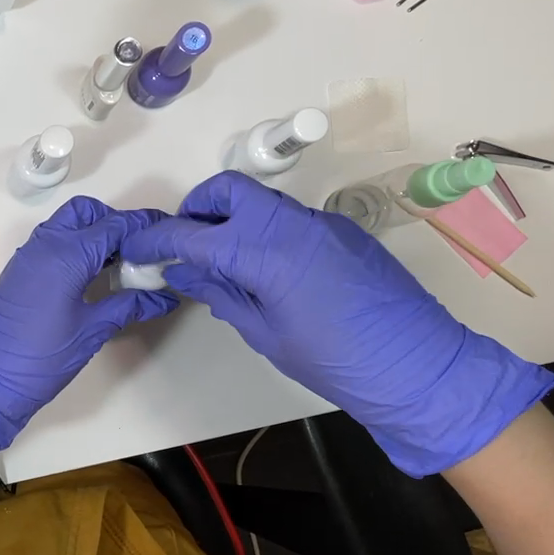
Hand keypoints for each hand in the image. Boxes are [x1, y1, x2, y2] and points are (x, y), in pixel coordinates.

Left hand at [0, 197, 178, 451]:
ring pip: (66, 224)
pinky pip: (51, 241)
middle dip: (114, 222)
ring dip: (92, 232)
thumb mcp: (92, 331)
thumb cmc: (43, 357)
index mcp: (66, 255)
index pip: (114, 225)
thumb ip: (129, 305)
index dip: (143, 227)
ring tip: (118, 263)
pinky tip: (91, 274)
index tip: (167, 235)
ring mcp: (28, 255)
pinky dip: (74, 245)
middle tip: (136, 251)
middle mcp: (45, 244)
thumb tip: (163, 297)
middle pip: (86, 212)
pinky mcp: (19, 269)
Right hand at [121, 172, 553, 475]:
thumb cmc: (331, 359)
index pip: (193, 233)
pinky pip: (288, 217)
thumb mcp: (261, 331)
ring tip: (219, 259)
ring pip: (260, 200)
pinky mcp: (341, 231)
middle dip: (196, 208)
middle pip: (229, 190)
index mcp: (265, 253)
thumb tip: (185, 272)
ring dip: (230, 218)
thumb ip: (219, 293)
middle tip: (183, 242)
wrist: (416, 365)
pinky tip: (263, 269)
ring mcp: (321, 223)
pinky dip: (262, 230)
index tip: (137, 249)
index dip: (157, 240)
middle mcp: (292, 224)